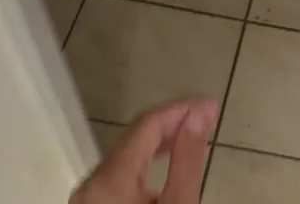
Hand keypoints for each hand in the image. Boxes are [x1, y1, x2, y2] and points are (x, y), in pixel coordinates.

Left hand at [70, 98, 217, 203]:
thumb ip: (187, 160)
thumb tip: (199, 114)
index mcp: (108, 178)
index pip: (148, 123)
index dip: (182, 108)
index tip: (212, 106)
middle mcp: (90, 182)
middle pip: (136, 136)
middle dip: (174, 120)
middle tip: (208, 115)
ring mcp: (87, 196)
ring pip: (127, 153)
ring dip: (162, 138)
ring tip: (194, 131)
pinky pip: (120, 171)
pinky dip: (146, 159)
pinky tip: (167, 157)